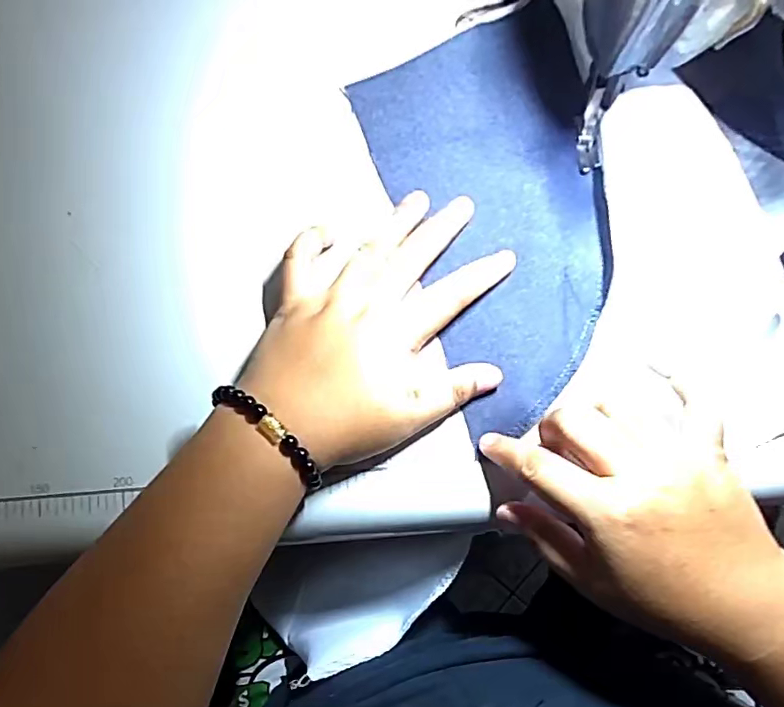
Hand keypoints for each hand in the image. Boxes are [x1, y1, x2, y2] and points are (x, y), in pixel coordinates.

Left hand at [235, 192, 516, 468]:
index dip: (480, 277)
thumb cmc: (346, 427)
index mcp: (396, 334)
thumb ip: (451, 392)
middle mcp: (364, 306)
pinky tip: (328, 230)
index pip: (448, 298)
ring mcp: (326, 300)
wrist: (280, 427)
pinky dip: (312, 241)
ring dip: (393, 224)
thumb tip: (493, 375)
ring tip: (415, 201)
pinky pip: (300, 262)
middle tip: (462, 206)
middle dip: (440, 231)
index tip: (504, 257)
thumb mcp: (408, 418)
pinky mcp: (292, 304)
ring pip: (365, 252)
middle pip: (410, 260)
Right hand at [479, 373, 783, 664]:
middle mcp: (640, 474)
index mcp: (605, 513)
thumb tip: (509, 511)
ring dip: (593, 408)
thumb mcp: (590, 581)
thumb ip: (546, 539)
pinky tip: (657, 371)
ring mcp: (678, 457)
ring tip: (588, 429)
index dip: (507, 452)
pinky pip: (696, 400)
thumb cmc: (662, 602)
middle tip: (546, 447)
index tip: (492, 444)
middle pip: (575, 421)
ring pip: (621, 404)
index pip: (539, 466)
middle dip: (548, 426)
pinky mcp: (711, 451)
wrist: (739, 603)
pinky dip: (677, 380)